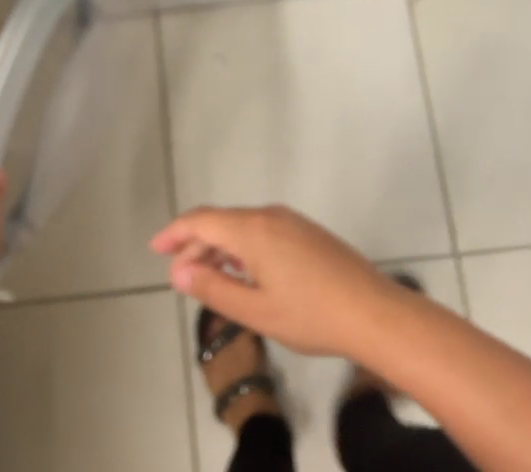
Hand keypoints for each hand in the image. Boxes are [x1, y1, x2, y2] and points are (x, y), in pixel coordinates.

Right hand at [150, 205, 412, 357]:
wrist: (374, 313)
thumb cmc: (311, 315)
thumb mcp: (255, 311)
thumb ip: (214, 288)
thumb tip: (179, 272)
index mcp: (253, 230)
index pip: (201, 221)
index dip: (175, 232)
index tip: (156, 248)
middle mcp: (270, 216)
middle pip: (221, 222)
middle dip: (195, 244)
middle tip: (178, 274)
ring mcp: (292, 222)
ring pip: (242, 226)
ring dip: (219, 247)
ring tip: (206, 276)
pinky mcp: (307, 232)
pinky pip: (262, 230)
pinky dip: (241, 247)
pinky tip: (242, 272)